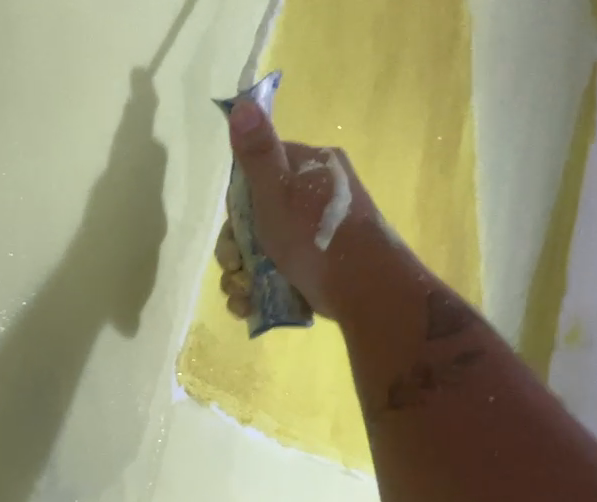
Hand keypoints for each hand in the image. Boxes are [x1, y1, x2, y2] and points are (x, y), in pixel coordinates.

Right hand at [215, 100, 385, 321]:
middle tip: (241, 262)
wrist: (362, 287)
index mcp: (308, 170)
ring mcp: (306, 234)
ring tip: (249, 289)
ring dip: (239, 277)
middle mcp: (308, 198)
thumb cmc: (317, 236)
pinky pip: (262, 277)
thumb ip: (257, 153)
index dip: (236, 205)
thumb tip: (242, 103)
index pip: (253, 176)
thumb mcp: (278, 192)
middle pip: (247, 221)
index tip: (237, 223)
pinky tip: (253, 302)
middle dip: (234, 250)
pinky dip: (252, 293)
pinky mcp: (304, 266)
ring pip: (250, 254)